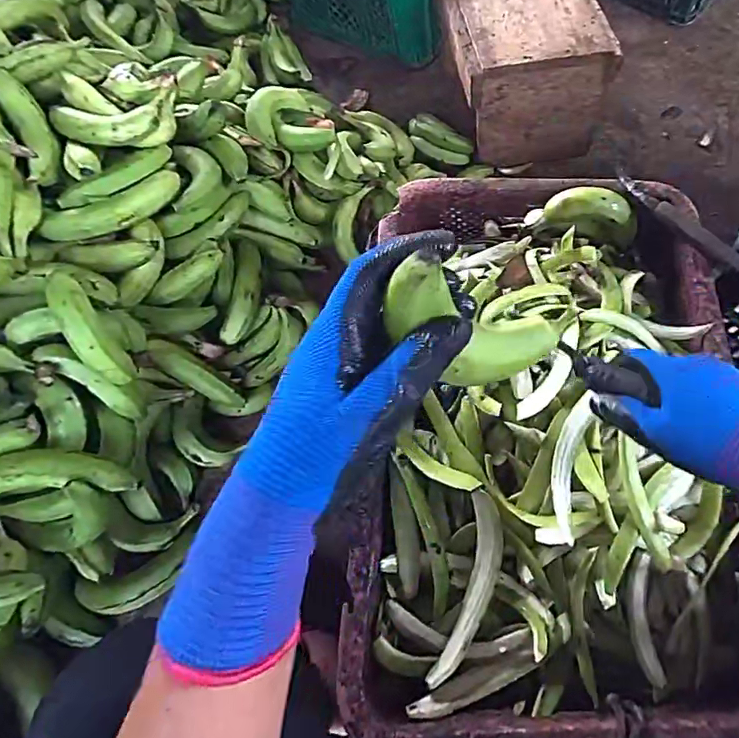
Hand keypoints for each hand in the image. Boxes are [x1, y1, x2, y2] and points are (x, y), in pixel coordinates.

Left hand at [156, 232, 470, 682]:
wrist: (277, 493)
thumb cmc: (314, 454)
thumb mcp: (368, 412)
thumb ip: (408, 368)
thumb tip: (452, 322)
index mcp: (331, 334)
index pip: (368, 272)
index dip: (406, 249)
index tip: (446, 244)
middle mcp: (334, 336)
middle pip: (377, 288)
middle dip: (420, 277)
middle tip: (461, 287)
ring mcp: (340, 357)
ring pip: (382, 316)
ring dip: (418, 308)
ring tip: (457, 314)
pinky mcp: (346, 377)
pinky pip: (383, 343)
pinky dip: (411, 337)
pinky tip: (434, 351)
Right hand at [589, 349, 738, 543]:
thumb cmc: (706, 444)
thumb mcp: (659, 435)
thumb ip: (628, 415)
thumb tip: (599, 399)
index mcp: (671, 371)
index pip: (637, 358)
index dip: (621, 367)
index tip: (612, 382)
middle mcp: (698, 363)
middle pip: (667, 369)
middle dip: (656, 388)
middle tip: (653, 416)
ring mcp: (727, 372)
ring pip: (694, 380)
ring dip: (685, 396)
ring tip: (688, 429)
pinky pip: (719, 390)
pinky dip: (710, 404)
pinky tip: (716, 430)